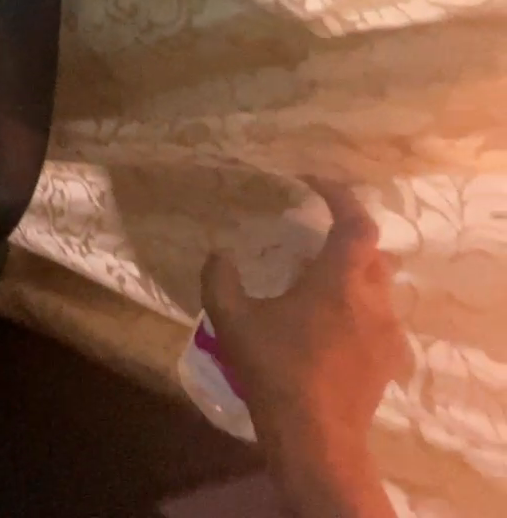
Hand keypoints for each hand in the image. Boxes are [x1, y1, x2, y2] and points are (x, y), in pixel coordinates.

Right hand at [201, 177, 408, 516]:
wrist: (315, 430)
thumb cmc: (270, 363)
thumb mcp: (227, 312)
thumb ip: (220, 275)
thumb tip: (221, 253)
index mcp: (337, 284)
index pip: (357, 227)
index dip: (341, 198)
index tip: (314, 181)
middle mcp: (373, 303)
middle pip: (374, 255)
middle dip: (346, 236)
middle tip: (309, 230)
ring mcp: (389, 334)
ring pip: (377, 287)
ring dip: (349, 271)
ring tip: (310, 276)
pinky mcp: (390, 358)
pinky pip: (376, 316)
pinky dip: (352, 302)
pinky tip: (319, 319)